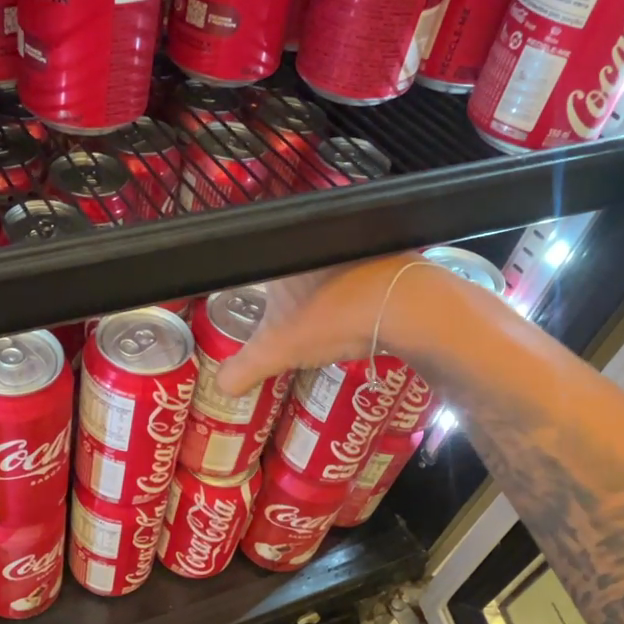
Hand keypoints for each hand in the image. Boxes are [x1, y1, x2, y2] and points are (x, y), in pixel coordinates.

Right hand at [215, 258, 419, 397]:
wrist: (403, 304)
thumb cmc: (332, 317)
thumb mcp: (276, 349)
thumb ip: (244, 367)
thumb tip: (221, 385)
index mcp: (285, 254)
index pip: (263, 266)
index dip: (262, 290)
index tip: (267, 315)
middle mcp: (318, 239)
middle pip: (298, 267)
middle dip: (296, 292)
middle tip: (295, 322)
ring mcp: (357, 243)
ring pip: (333, 268)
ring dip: (330, 290)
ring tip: (327, 322)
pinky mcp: (391, 255)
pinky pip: (366, 273)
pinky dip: (360, 292)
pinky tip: (360, 315)